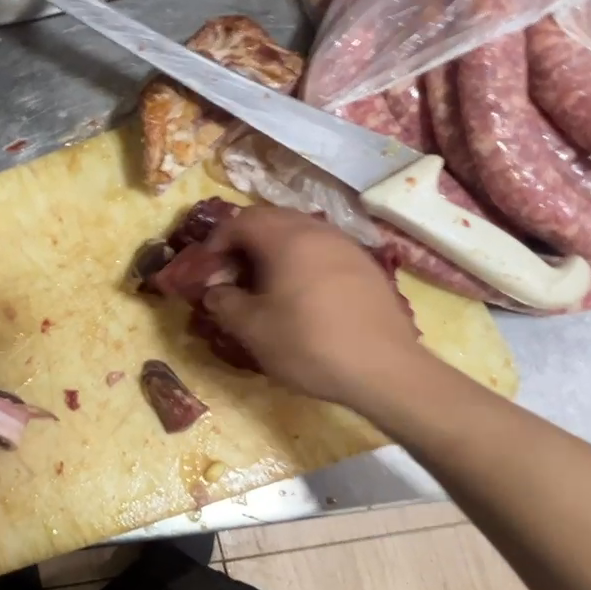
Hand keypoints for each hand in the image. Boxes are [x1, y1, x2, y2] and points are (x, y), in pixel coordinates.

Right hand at [201, 206, 431, 405]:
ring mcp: (347, 247)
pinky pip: (323, 251)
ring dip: (274, 250)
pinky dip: (301, 262)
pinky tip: (300, 295)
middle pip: (272, 219)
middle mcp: (319, 232)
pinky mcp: (366, 267)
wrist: (384, 370)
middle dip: (244, 241)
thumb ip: (224, 302)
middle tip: (231, 272)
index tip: (207, 268)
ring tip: (263, 284)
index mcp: (286, 239)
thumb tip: (214, 291)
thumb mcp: (251, 329)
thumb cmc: (308, 344)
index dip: (217, 240)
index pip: (241, 220)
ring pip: (300, 234)